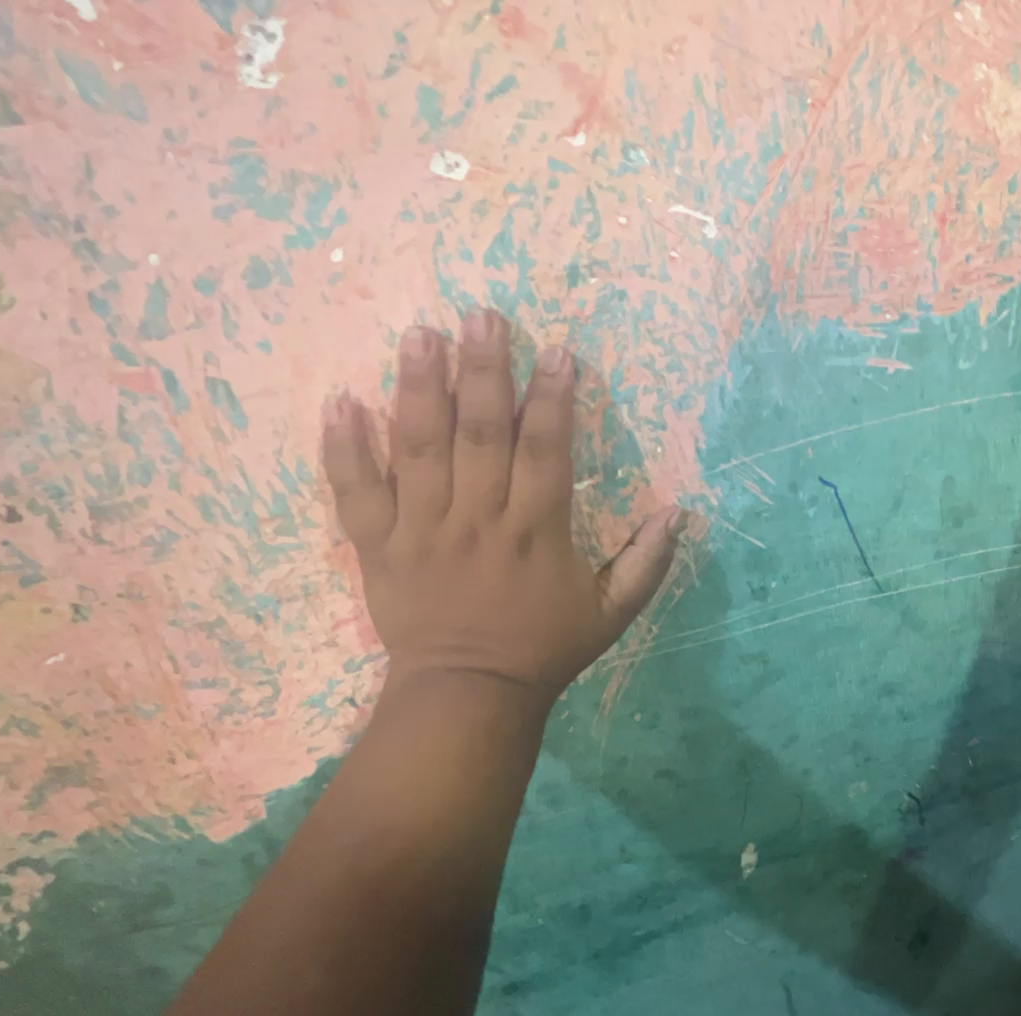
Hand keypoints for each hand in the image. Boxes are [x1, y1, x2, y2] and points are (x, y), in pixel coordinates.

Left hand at [321, 310, 682, 706]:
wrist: (470, 693)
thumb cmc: (548, 646)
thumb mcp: (614, 611)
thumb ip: (648, 562)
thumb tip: (677, 512)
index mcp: (536, 532)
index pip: (546, 452)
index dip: (553, 400)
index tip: (558, 353)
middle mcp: (478, 520)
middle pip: (479, 435)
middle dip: (483, 372)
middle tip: (482, 317)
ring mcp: (421, 531)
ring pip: (417, 450)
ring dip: (419, 389)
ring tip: (421, 336)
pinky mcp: (379, 547)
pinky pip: (356, 492)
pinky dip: (345, 447)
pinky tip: (343, 400)